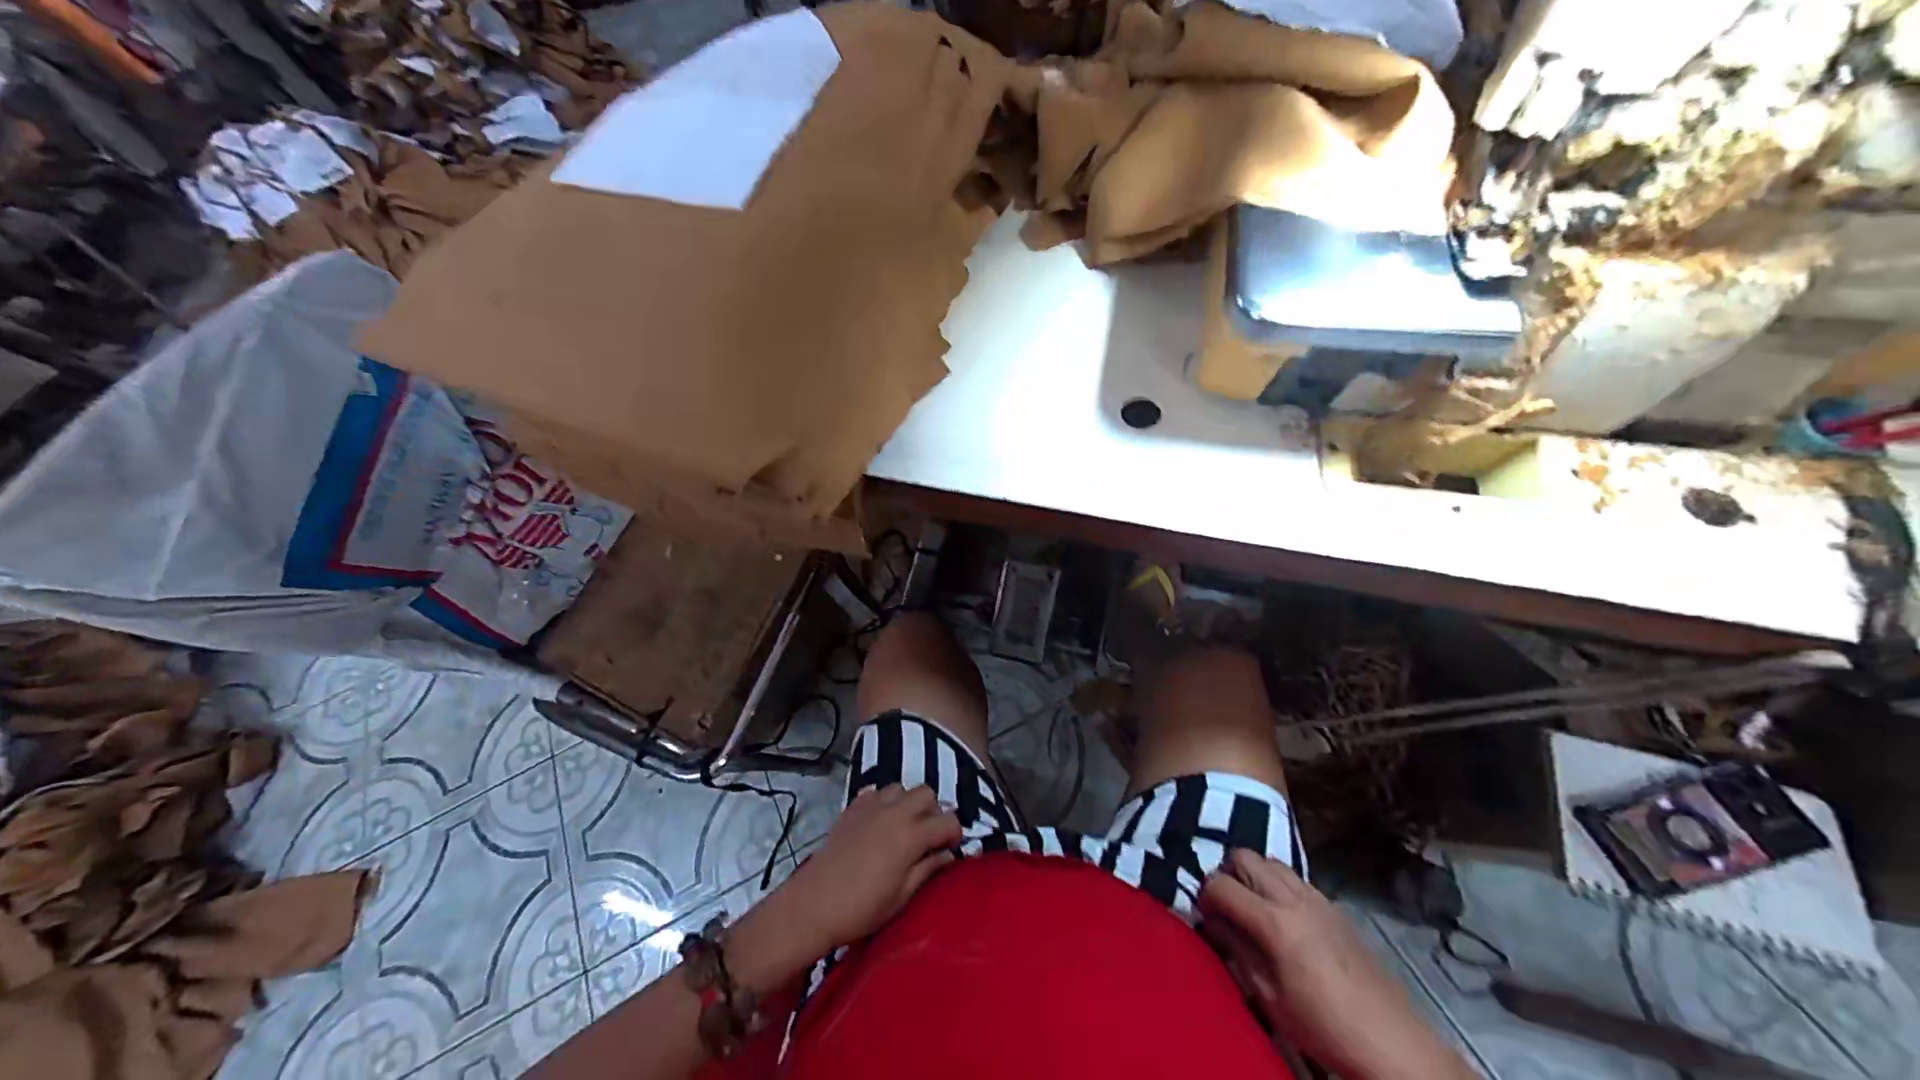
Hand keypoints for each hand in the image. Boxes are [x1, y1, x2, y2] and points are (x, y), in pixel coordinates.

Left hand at [748, 785, 960, 966]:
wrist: (813, 905)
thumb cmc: (861, 909)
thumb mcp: (902, 896)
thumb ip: (928, 869)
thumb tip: (947, 855)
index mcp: (911, 835)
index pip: (948, 821)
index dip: (954, 834)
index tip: (949, 850)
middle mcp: (894, 812)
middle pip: (926, 793)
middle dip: (933, 811)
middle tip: (927, 837)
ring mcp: (870, 807)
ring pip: (901, 788)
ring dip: (908, 803)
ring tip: (903, 827)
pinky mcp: (851, 809)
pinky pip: (875, 792)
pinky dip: (883, 801)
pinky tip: (879, 823)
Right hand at [1200, 850, 1475, 1079]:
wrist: (1393, 1044)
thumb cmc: (1324, 1027)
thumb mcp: (1269, 997)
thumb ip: (1236, 950)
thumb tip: (1212, 923)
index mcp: (1275, 922)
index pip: (1221, 884)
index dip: (1204, 896)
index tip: (1204, 915)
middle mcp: (1295, 898)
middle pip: (1245, 856)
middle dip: (1227, 874)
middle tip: (1226, 906)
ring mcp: (1319, 899)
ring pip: (1271, 861)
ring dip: (1254, 876)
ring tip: (1253, 909)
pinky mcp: (1336, 908)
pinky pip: (1296, 879)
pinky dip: (1279, 885)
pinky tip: (1284, 919)